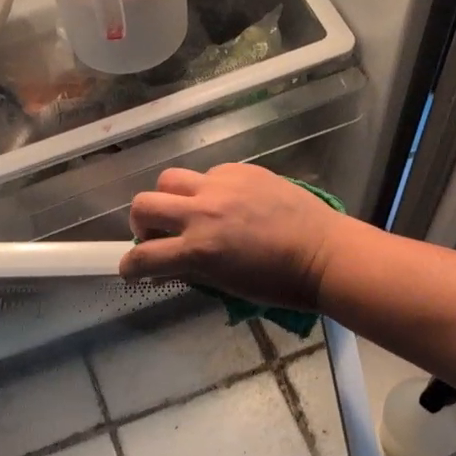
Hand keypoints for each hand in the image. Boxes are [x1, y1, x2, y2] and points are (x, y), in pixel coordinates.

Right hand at [120, 165, 357, 310]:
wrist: (324, 254)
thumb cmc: (279, 283)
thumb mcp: (227, 286)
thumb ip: (193, 269)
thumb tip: (171, 263)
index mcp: (199, 250)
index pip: (144, 256)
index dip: (130, 266)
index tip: (130, 268)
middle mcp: (202, 213)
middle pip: (144, 204)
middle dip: (140, 223)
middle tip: (156, 234)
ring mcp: (221, 186)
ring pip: (170, 179)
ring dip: (168, 197)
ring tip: (186, 210)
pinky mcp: (241, 170)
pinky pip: (208, 173)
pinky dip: (206, 189)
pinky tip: (227, 202)